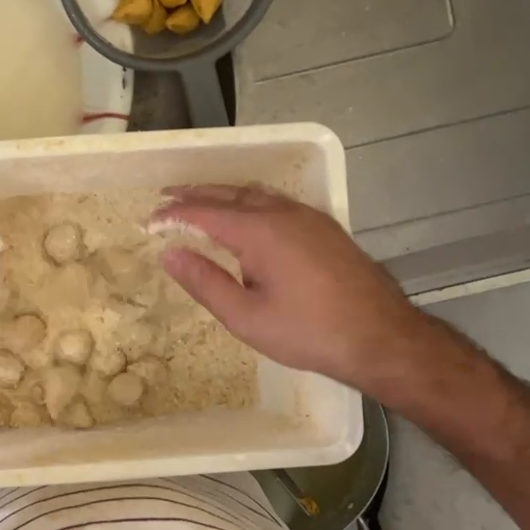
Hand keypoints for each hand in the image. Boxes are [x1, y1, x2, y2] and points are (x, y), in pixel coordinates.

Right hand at [152, 185, 438, 393]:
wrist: (380, 336)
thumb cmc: (307, 331)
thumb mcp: (245, 316)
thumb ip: (204, 282)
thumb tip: (170, 254)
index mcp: (259, 231)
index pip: (203, 212)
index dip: (173, 215)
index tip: (148, 222)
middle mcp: (283, 213)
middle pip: (230, 193)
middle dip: (195, 193)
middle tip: (166, 197)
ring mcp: (309, 217)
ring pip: (256, 193)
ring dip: (224, 193)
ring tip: (200, 200)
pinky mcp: (325, 228)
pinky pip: (277, 202)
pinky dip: (250, 201)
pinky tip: (247, 215)